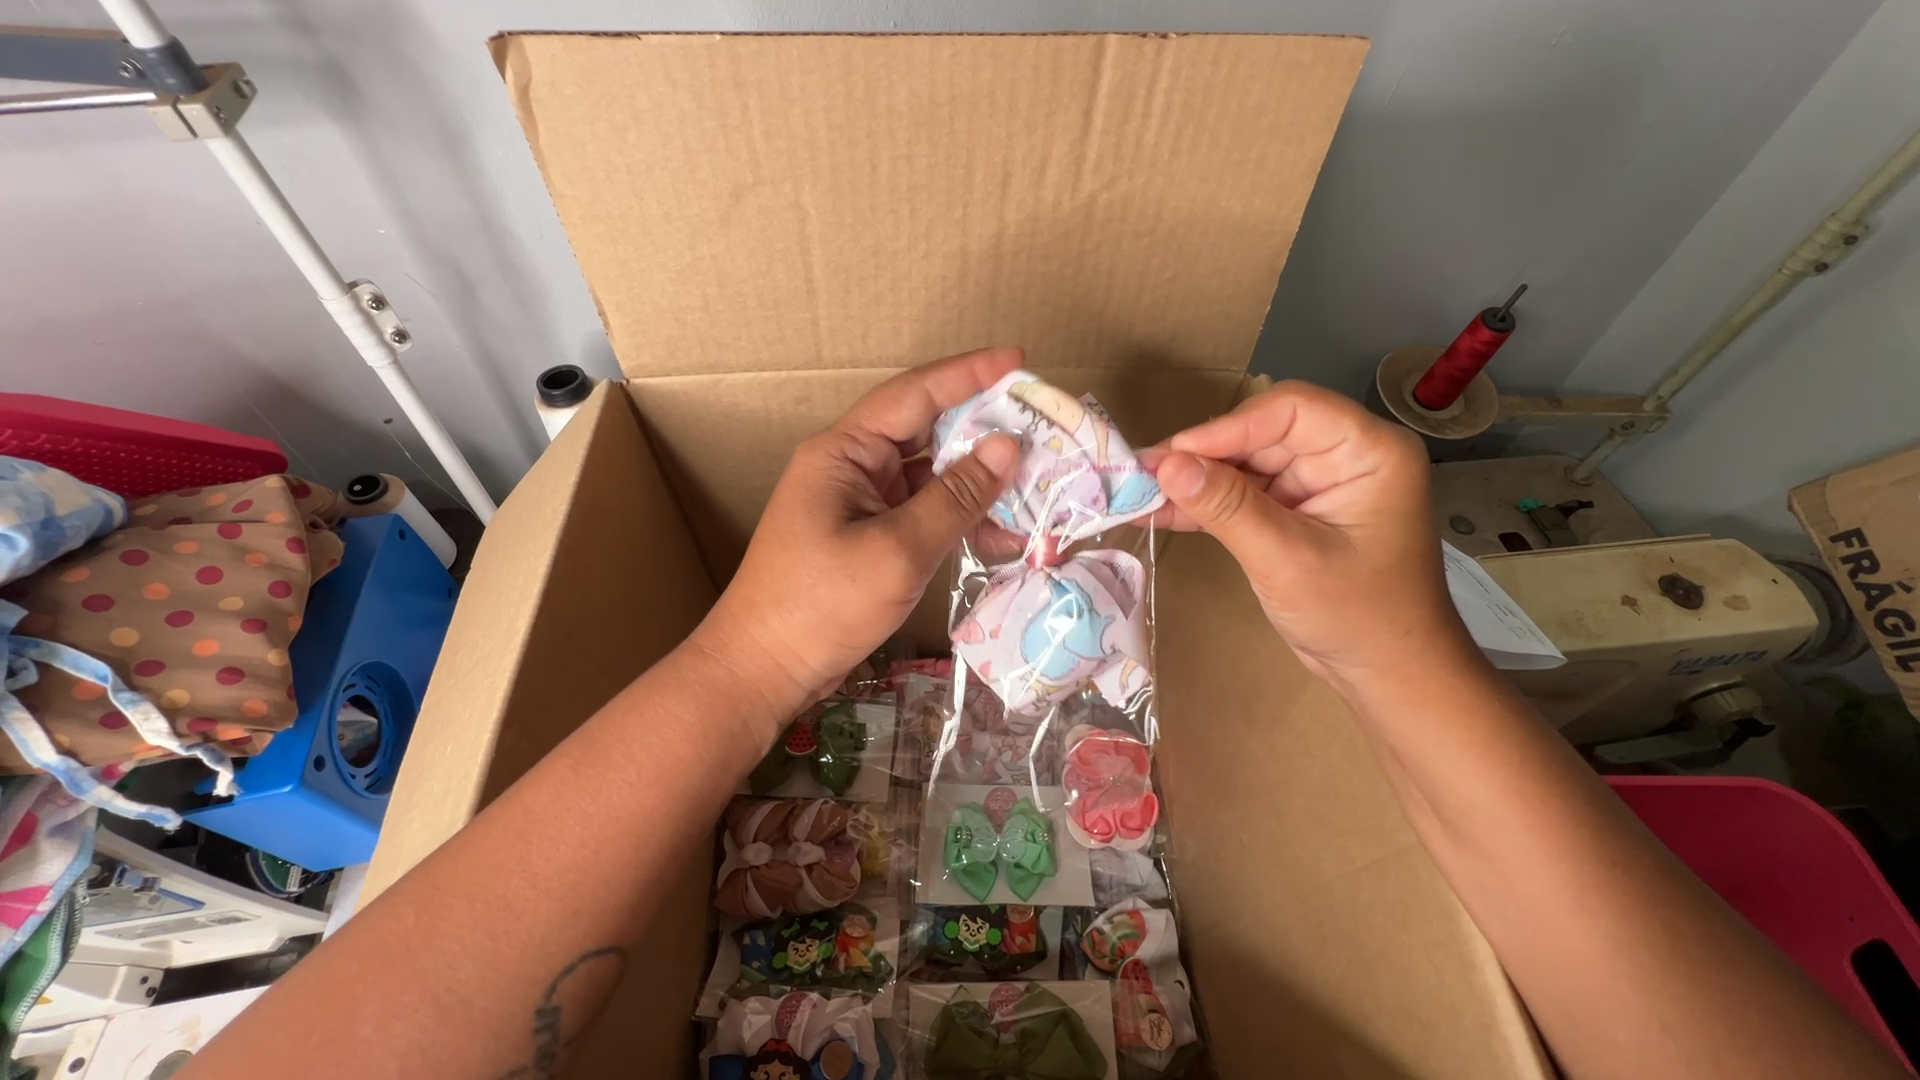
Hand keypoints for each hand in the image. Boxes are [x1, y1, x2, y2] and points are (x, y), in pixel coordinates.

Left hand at [695, 347, 1022, 732]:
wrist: (764, 670)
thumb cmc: (821, 604)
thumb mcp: (898, 549)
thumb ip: (956, 498)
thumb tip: (1007, 448)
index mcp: (845, 452)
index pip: (915, 394)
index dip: (969, 373)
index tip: (1019, 360)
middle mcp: (851, 467)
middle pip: (925, 431)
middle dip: (983, 430)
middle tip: (1040, 429)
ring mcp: (859, 503)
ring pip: (929, 475)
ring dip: (977, 482)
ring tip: (1034, 488)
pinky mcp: (867, 537)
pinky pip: (922, 513)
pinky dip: (958, 520)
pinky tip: (999, 537)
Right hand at [1145, 380, 1476, 694]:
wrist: (1386, 672)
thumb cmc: (1356, 616)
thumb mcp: (1287, 560)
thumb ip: (1227, 508)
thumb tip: (1166, 465)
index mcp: (1366, 451)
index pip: (1290, 410)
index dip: (1227, 427)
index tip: (1173, 456)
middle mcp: (1342, 455)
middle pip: (1260, 434)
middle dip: (1201, 456)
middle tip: (1141, 474)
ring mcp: (1315, 484)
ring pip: (1243, 464)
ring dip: (1194, 481)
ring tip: (1138, 493)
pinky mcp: (1293, 511)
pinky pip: (1242, 495)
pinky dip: (1204, 505)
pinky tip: (1158, 511)